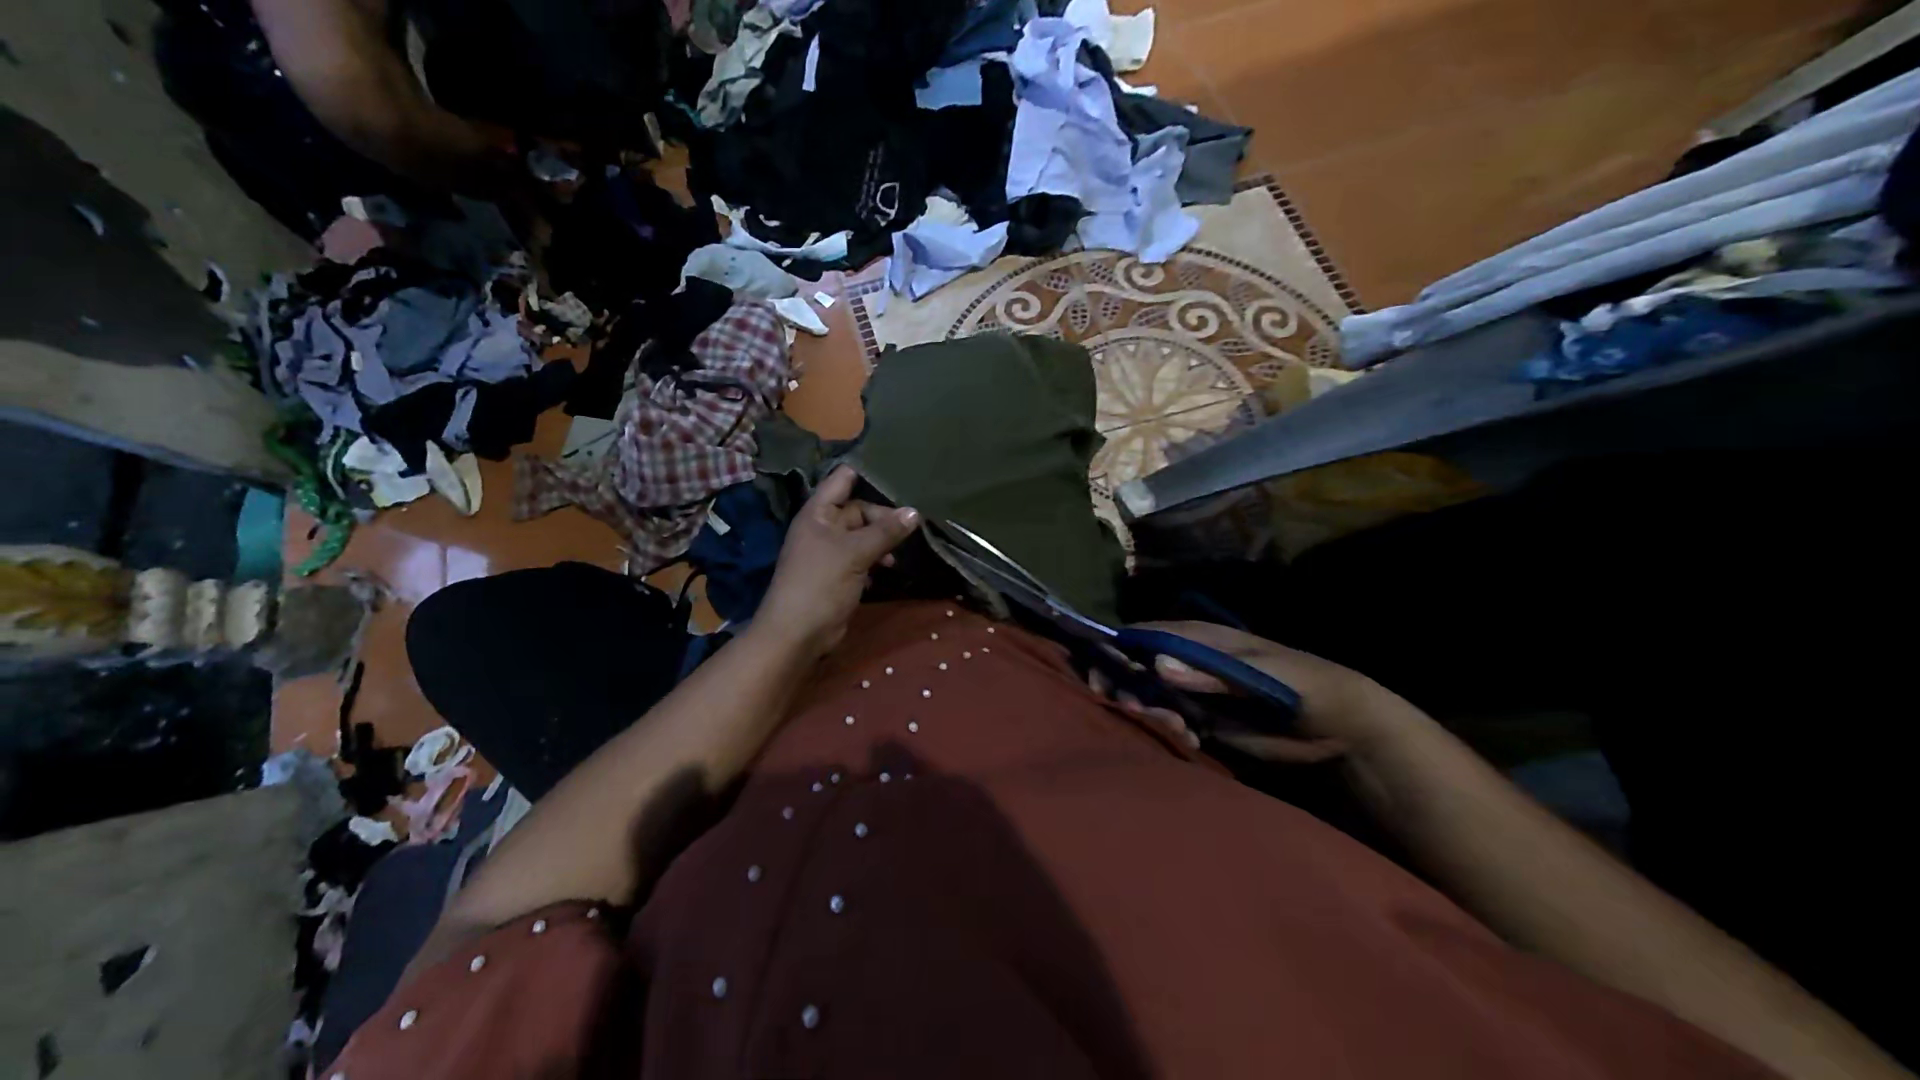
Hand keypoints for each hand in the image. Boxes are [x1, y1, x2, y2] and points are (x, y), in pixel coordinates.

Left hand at [754, 466, 918, 658]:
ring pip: (863, 535)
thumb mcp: (855, 553)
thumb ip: (885, 531)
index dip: (867, 472)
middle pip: (858, 508)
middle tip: (911, 526)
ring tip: (901, 553)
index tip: (899, 471)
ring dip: (883, 541)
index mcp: (818, 512)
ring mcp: (830, 551)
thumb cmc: (820, 583)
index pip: (843, 479)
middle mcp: (823, 527)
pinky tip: (890, 568)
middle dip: (884, 516)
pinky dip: (876, 559)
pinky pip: (862, 556)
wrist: (797, 633)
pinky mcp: (839, 573)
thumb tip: (916, 512)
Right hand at [1110, 621, 1395, 763]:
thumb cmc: (1303, 685)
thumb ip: (1212, 673)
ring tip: (1175, 727)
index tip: (1100, 673)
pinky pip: (1166, 720)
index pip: (1142, 635)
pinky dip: (1165, 729)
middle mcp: (1185, 661)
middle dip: (1125, 686)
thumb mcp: (1263, 675)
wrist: (1340, 726)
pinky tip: (1186, 738)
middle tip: (1134, 709)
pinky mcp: (1199, 719)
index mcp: (1198, 638)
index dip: (1115, 649)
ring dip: (1146, 711)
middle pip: (1134, 665)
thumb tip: (1156, 665)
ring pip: (1146, 695)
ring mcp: (1191, 691)